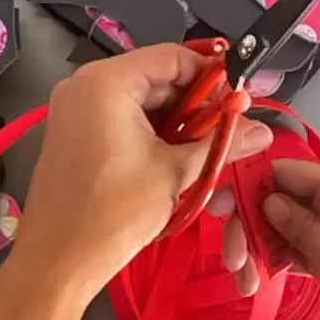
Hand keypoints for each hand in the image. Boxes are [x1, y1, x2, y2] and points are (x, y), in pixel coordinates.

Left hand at [17, 45, 270, 296]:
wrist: (58, 262)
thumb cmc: (112, 214)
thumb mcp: (175, 172)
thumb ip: (221, 143)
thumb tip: (262, 131)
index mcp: (107, 83)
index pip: (173, 57)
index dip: (212, 76)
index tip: (239, 99)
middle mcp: (85, 86)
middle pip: (158, 77)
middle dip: (197, 104)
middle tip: (229, 130)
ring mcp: (76, 110)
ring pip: (143, 101)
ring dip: (178, 122)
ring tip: (206, 150)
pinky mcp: (75, 133)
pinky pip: (123, 118)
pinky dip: (153, 133)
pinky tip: (176, 158)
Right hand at [225, 159, 319, 319]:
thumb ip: (305, 232)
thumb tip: (266, 200)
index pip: (281, 171)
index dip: (244, 188)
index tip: (217, 217)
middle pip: (276, 200)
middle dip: (249, 228)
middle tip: (234, 268)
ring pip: (283, 225)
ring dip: (259, 250)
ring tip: (244, 286)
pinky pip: (298, 246)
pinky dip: (278, 261)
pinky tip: (259, 284)